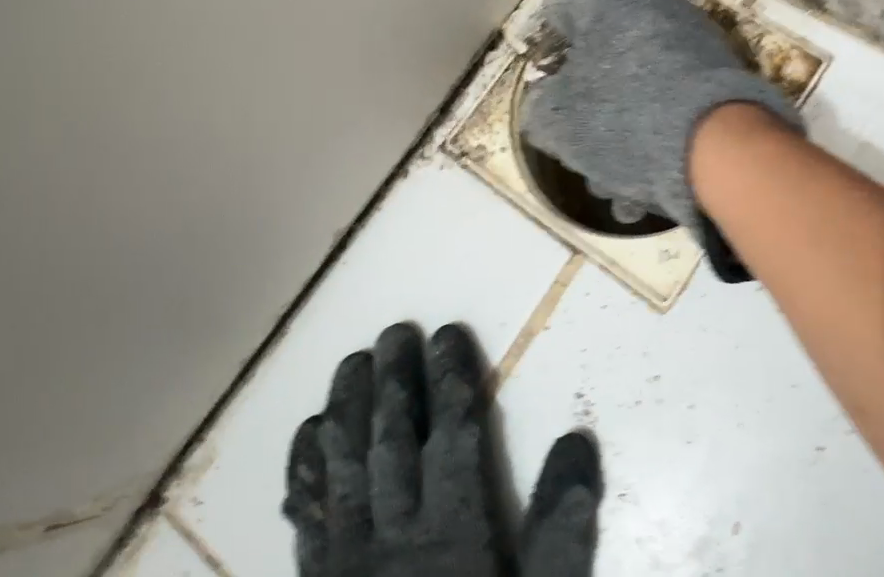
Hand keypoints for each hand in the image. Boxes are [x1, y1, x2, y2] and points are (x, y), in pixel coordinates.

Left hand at [283, 322, 600, 576]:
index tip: (447, 333)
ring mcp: (347, 566)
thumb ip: (563, 532)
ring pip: (342, 469)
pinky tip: (307, 438)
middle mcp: (393, 540)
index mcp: (452, 537)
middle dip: (394, 380)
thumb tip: (577, 442)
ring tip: (352, 361)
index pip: (452, 437)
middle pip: (391, 441)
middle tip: (394, 330)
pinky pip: (306, 520)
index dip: (450, 380)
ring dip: (346, 409)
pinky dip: (305, 472)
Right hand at [520, 0, 801, 280]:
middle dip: (588, 108)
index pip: (558, 15)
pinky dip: (657, 139)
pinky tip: (647, 186)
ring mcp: (693, 40)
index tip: (540, 90)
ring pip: (639, 91)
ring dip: (622, 135)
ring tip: (613, 187)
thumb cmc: (619, 115)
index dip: (544, 54)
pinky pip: (673, 106)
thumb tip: (547, 102)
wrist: (713, 142)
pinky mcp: (721, 76)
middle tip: (576, 147)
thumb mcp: (555, 119)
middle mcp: (654, 6)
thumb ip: (541, 106)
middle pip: (603, 58)